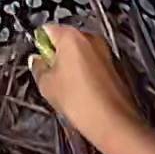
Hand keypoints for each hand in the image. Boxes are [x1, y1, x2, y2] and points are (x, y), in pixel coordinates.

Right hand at [29, 24, 149, 153]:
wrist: (114, 123)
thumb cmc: (76, 99)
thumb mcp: (47, 85)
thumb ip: (38, 67)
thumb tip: (37, 60)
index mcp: (71, 36)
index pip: (47, 30)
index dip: (41, 45)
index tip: (41, 62)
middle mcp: (90, 37)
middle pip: (66, 39)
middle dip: (59, 53)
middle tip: (54, 75)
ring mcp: (106, 51)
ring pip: (82, 52)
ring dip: (74, 63)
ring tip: (71, 86)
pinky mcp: (118, 66)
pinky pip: (95, 63)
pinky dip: (89, 71)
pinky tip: (87, 91)